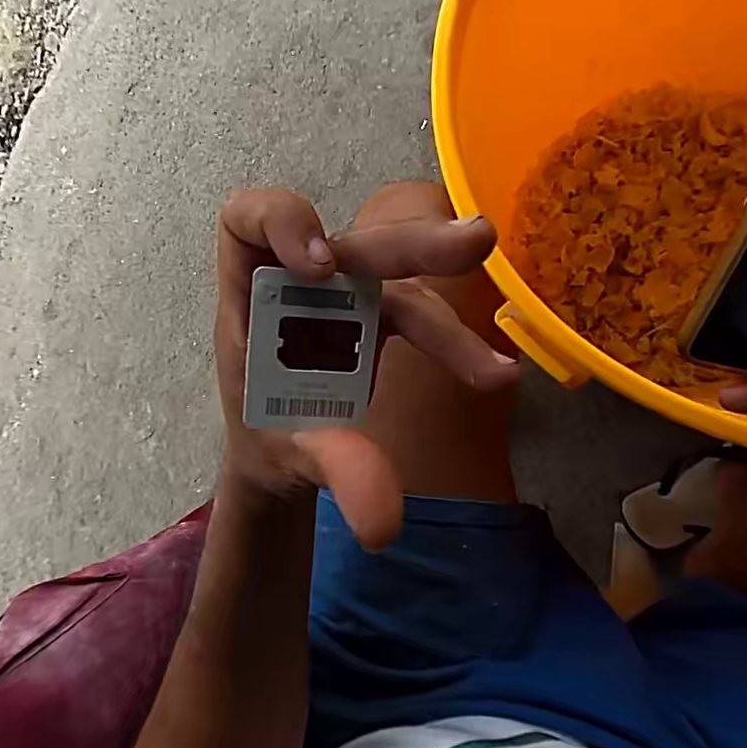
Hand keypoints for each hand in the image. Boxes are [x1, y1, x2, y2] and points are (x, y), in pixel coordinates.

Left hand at [215, 186, 518, 547]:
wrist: (281, 459)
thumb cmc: (266, 439)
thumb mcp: (288, 454)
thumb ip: (334, 470)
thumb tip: (386, 526)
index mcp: (252, 294)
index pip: (250, 222)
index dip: (283, 221)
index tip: (324, 266)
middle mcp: (307, 283)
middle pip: (361, 246)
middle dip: (417, 248)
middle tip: (478, 243)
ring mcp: (350, 300)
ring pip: (406, 289)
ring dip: (451, 326)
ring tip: (496, 376)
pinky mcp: (382, 322)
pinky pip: (422, 320)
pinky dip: (456, 347)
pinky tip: (493, 375)